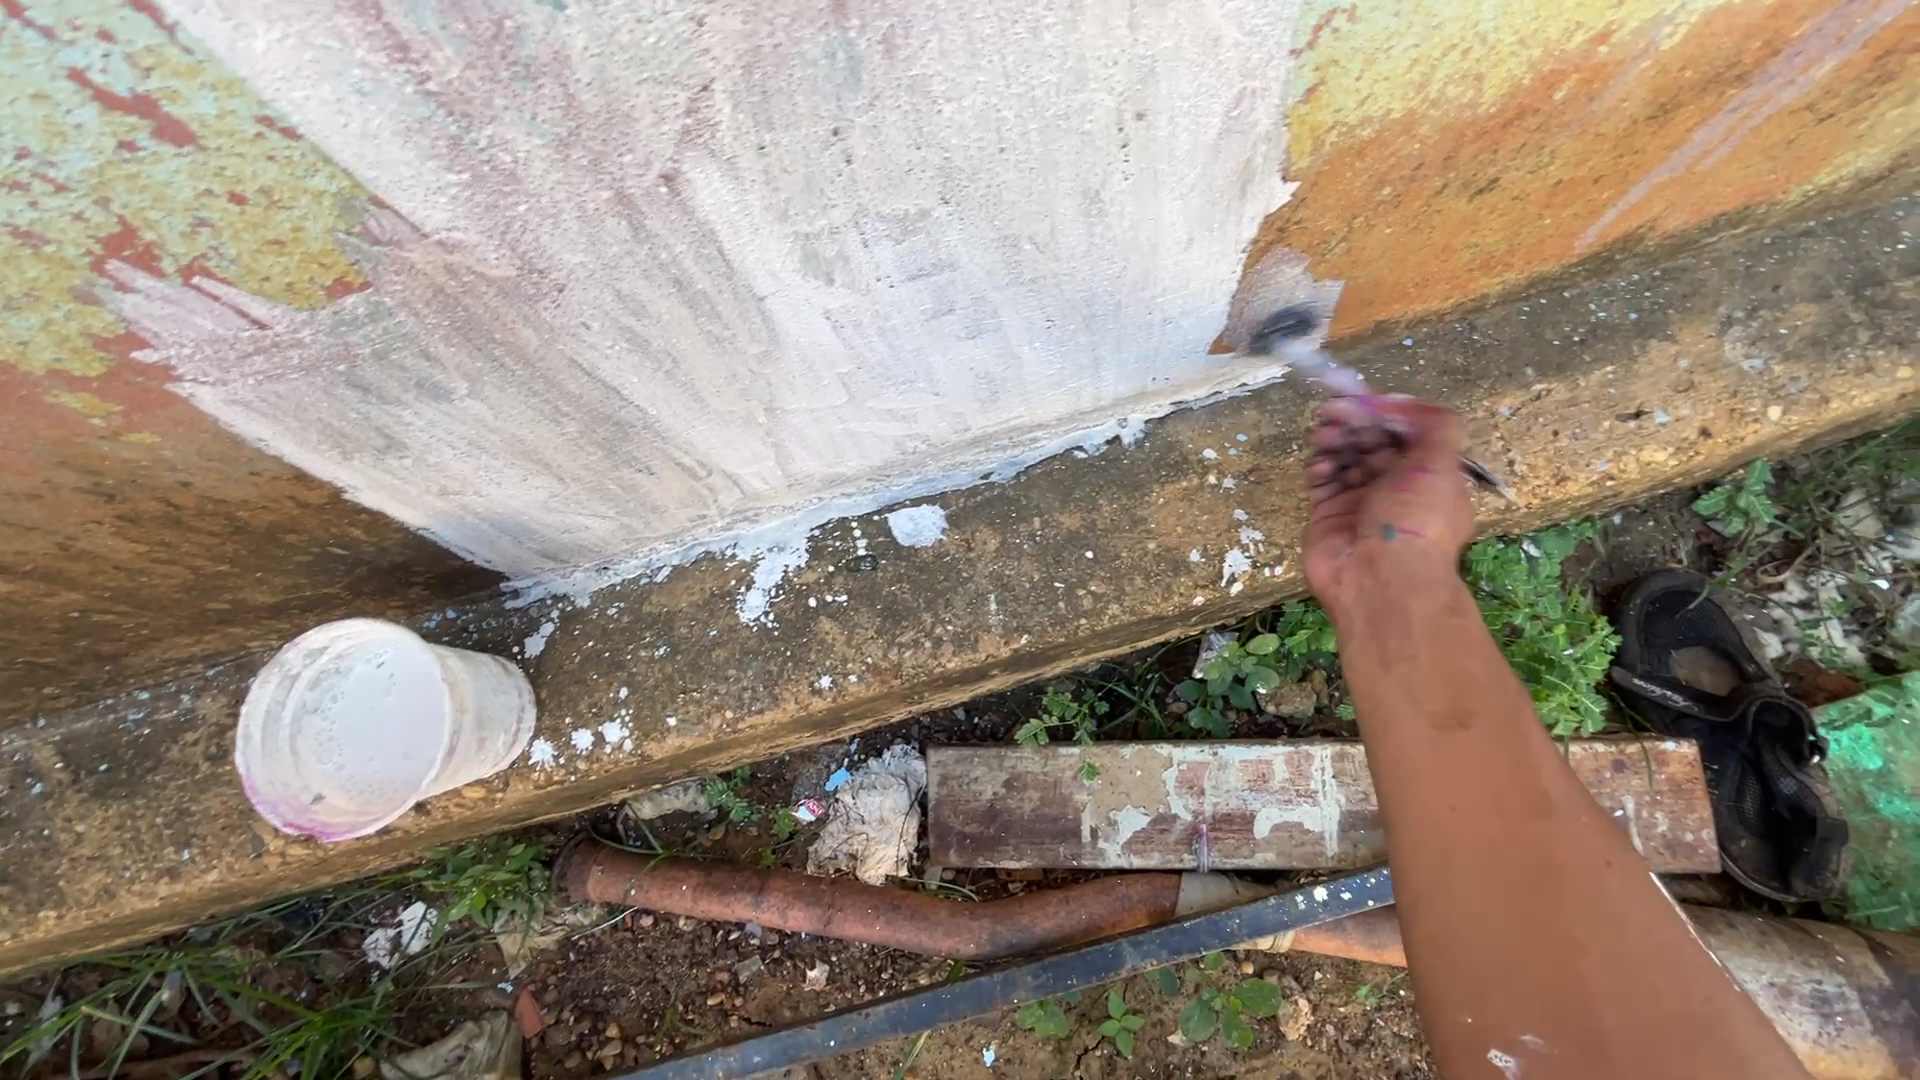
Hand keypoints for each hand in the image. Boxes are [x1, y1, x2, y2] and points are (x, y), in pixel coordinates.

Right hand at [1302, 397, 1474, 623]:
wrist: (1379, 578)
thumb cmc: (1415, 520)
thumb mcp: (1441, 464)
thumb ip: (1432, 423)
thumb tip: (1402, 402)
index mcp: (1427, 475)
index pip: (1403, 432)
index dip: (1384, 413)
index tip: (1364, 399)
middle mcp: (1394, 487)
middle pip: (1370, 441)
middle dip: (1353, 422)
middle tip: (1334, 410)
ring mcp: (1358, 501)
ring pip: (1342, 458)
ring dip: (1332, 441)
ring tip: (1323, 435)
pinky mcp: (1327, 514)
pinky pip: (1320, 482)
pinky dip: (1318, 469)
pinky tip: (1319, 466)